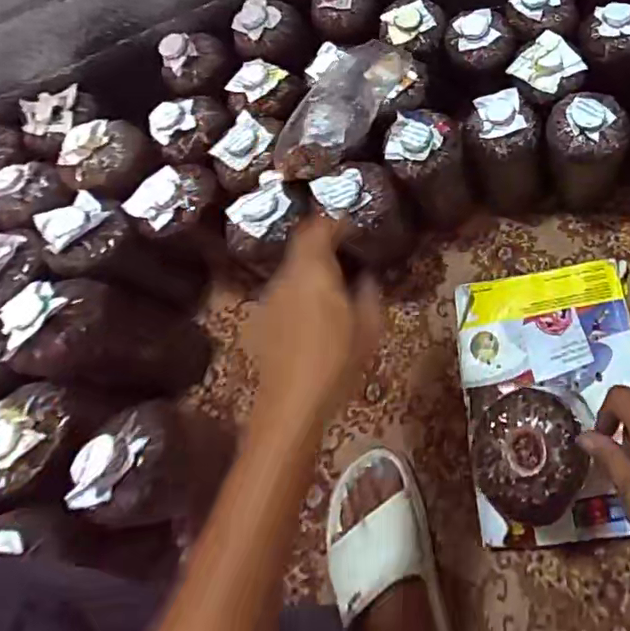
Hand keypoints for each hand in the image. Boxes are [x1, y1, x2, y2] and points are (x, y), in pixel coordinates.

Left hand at [250, 214, 382, 428]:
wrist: (290, 409)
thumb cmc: (336, 362)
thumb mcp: (369, 326)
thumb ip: (368, 293)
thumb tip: (365, 278)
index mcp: (312, 272)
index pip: (318, 229)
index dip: (335, 221)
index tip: (352, 223)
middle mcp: (285, 279)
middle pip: (301, 248)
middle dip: (324, 245)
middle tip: (349, 251)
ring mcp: (268, 301)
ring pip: (292, 271)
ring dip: (312, 270)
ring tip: (337, 284)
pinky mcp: (260, 323)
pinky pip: (284, 294)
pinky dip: (301, 292)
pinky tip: (317, 314)